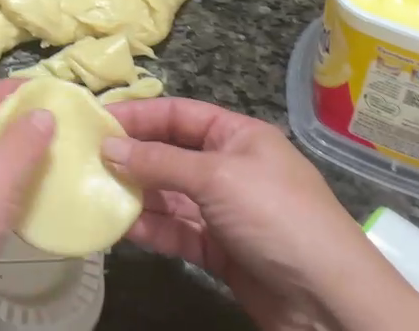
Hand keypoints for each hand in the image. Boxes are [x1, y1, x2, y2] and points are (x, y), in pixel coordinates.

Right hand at [103, 97, 418, 330]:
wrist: (333, 304)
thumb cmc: (278, 218)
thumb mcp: (216, 178)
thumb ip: (158, 161)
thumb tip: (107, 146)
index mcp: (238, 136)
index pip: (178, 114)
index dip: (138, 114)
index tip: (95, 121)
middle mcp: (230, 168)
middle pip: (170, 153)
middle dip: (131, 157)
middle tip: (85, 160)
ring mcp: (225, 211)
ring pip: (169, 195)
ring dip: (136, 195)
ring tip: (96, 194)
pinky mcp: (221, 251)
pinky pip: (177, 232)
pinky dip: (152, 229)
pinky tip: (123, 229)